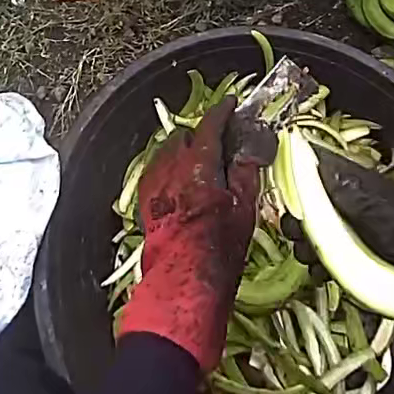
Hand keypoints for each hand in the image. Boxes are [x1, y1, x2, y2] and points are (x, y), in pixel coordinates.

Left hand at [118, 97, 266, 370]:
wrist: (181, 289)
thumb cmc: (218, 253)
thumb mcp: (243, 210)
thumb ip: (246, 173)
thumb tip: (250, 147)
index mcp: (198, 165)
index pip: (210, 125)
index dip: (222, 112)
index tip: (231, 105)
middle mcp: (171, 168)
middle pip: (186, 136)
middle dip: (202, 133)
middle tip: (221, 142)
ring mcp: (154, 184)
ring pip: (168, 152)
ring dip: (185, 150)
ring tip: (202, 162)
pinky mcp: (144, 202)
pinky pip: (157, 172)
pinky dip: (171, 168)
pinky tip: (181, 181)